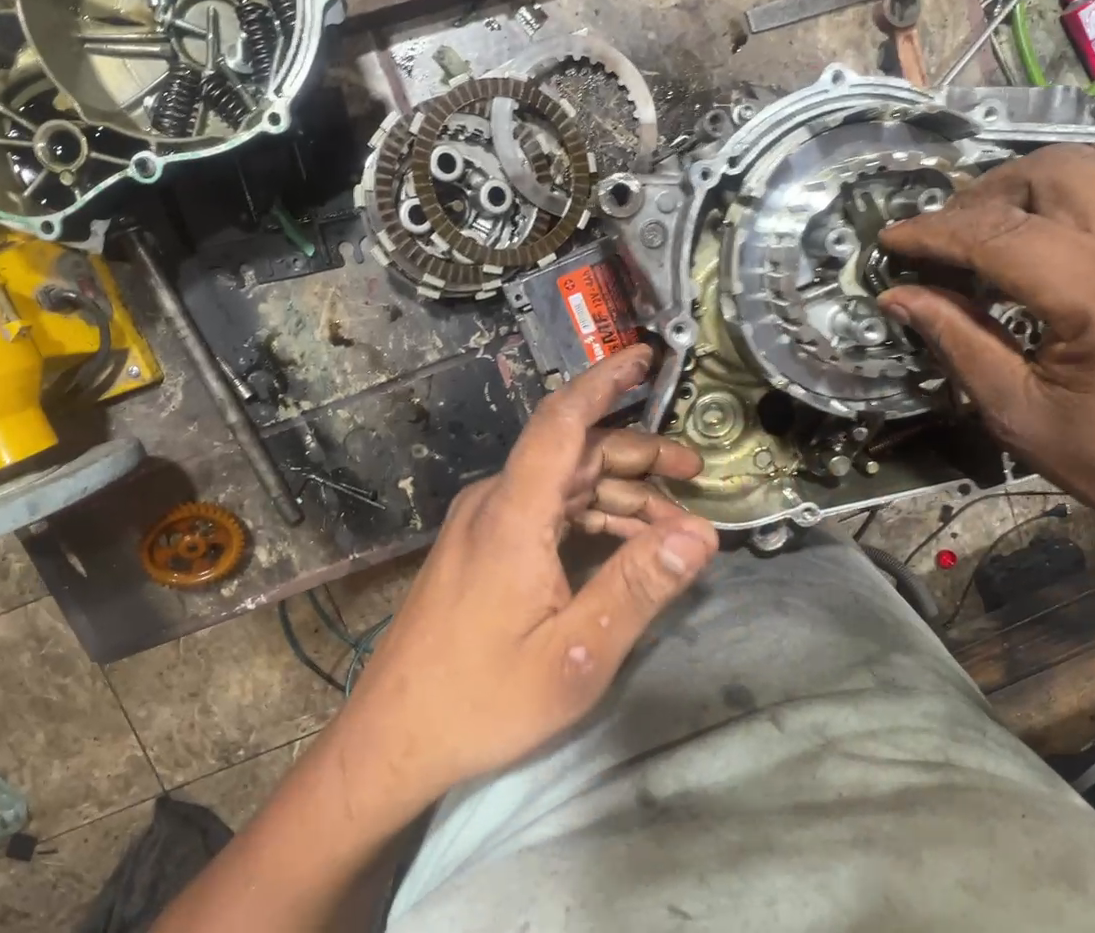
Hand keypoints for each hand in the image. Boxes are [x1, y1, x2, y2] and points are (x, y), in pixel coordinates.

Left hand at [331, 345, 719, 800]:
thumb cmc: (482, 699)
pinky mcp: (478, 550)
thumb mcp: (575, 655)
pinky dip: (588, 521)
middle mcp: (493, 505)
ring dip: (619, 497)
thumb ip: (638, 588)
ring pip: (561, 486)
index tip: (645, 357)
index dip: (604, 382)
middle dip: (638, 458)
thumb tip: (701, 535)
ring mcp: (481, 527)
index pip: (563, 422)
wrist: (393, 738)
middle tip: (694, 474)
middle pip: (574, 455)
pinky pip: (542, 514)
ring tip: (671, 529)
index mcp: (513, 515)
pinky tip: (621, 549)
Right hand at [877, 139, 1094, 590]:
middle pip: (1053, 172)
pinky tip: (1078, 232)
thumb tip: (899, 297)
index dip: (933, 232)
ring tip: (1008, 226)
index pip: (998, 232)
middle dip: (985, 195)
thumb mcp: (1024, 417)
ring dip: (1042, 181)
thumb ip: (959, 342)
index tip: (891, 240)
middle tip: (949, 238)